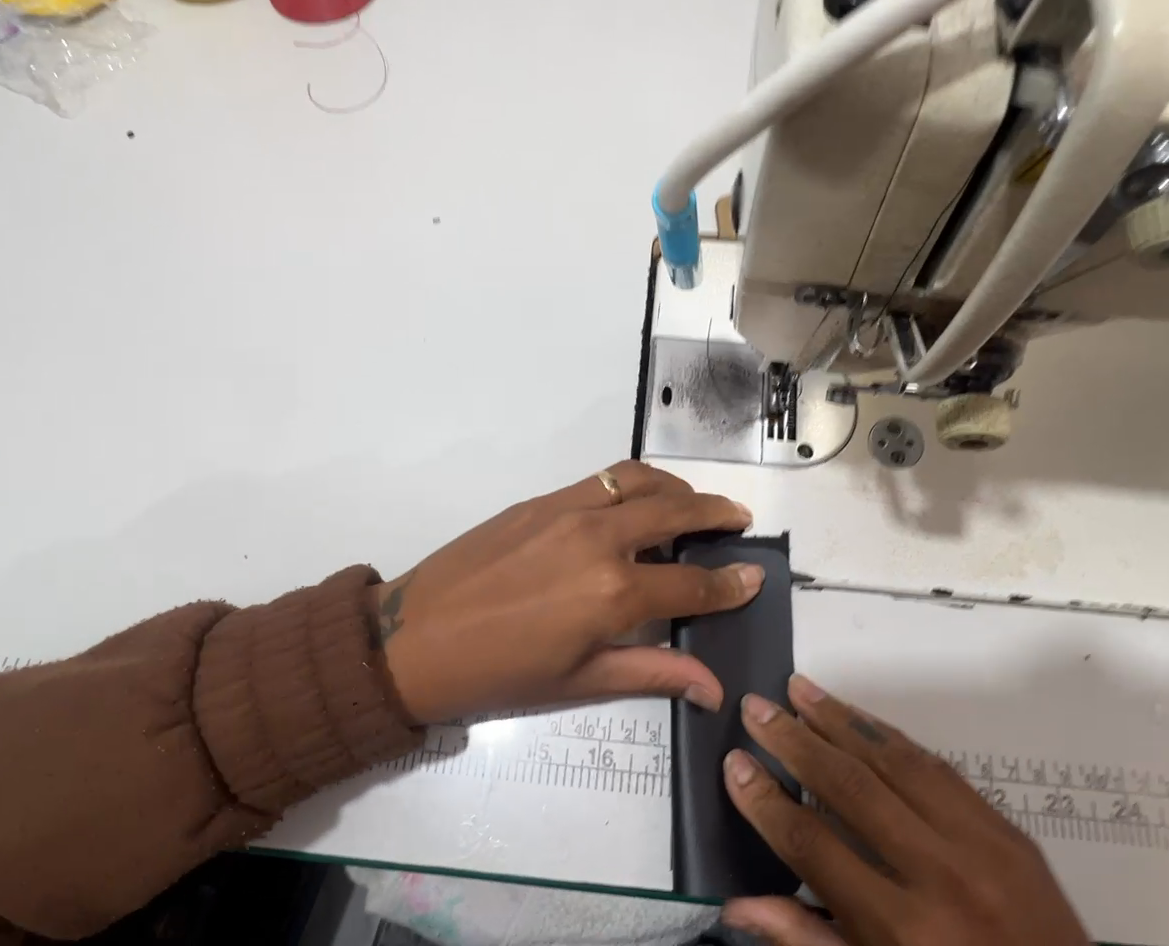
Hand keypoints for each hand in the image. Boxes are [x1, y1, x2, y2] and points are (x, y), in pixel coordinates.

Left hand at [376, 461, 759, 723]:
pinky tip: (636, 504)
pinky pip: (600, 479)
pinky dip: (633, 484)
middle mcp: (599, 539)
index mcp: (613, 593)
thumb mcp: (579, 682)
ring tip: (693, 504)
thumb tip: (714, 689)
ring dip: (676, 487)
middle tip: (738, 519)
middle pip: (675, 511)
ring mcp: (567, 510)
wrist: (413, 640)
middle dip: (716, 512)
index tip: (755, 574)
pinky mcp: (539, 500)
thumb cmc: (498, 675)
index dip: (730, 583)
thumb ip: (653, 673)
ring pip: (639, 480)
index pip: (692, 584)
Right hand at [722, 677, 1089, 945]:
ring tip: (799, 690)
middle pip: (850, 787)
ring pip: (896, 761)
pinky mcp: (1009, 831)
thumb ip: (809, 941)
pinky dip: (892, 738)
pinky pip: (940, 769)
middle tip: (755, 707)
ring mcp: (981, 846)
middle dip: (795, 741)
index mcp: (901, 930)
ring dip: (842, 720)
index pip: (813, 845)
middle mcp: (940, 875)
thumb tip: (738, 904)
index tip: (734, 764)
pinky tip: (860, 718)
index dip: (766, 802)